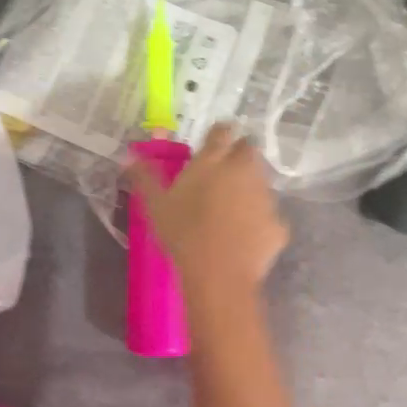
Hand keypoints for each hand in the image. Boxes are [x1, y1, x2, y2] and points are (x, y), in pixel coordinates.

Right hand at [127, 124, 288, 303]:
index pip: (223, 130)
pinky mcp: (278, 224)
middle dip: (240, 156)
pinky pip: (269, 216)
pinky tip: (245, 238)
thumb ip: (144, 177)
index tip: (212, 144)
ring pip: (261, 181)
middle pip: (249, 149)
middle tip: (223, 174)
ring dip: (250, 187)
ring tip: (232, 208)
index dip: (219, 135)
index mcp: (214, 160)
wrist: (220, 276)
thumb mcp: (156, 205)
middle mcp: (244, 170)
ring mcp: (265, 196)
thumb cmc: (183, 234)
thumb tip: (128, 156)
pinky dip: (260, 222)